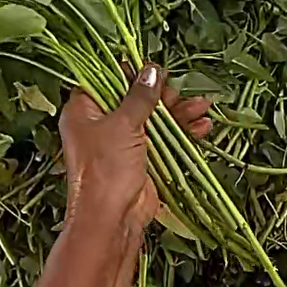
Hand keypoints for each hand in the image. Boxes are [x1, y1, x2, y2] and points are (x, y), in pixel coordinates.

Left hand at [58, 64, 210, 245]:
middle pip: (135, 99)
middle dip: (163, 96)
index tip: (154, 69)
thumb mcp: (123, 125)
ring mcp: (124, 143)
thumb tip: (151, 71)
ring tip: (202, 108)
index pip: (106, 80)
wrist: (114, 217)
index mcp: (84, 111)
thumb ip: (140, 97)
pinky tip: (201, 128)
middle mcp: (102, 124)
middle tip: (179, 95)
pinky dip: (182, 133)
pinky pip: (165, 139)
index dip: (130, 73)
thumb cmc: (107, 169)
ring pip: (154, 120)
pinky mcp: (143, 159)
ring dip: (179, 114)